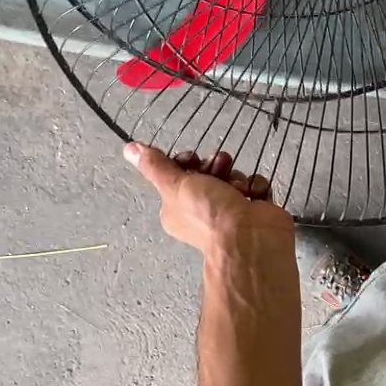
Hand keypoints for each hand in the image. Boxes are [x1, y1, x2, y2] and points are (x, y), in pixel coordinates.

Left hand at [124, 143, 293, 254]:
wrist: (250, 236)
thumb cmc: (208, 214)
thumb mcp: (174, 186)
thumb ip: (155, 166)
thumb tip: (129, 148)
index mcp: (176, 209)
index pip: (179, 175)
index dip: (186, 162)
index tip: (193, 159)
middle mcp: (202, 212)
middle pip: (207, 174)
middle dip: (214, 167)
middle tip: (219, 167)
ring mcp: (230, 212)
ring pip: (232, 178)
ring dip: (236, 177)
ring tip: (239, 187)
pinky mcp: (254, 211)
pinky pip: (254, 187)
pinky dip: (256, 187)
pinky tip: (253, 194)